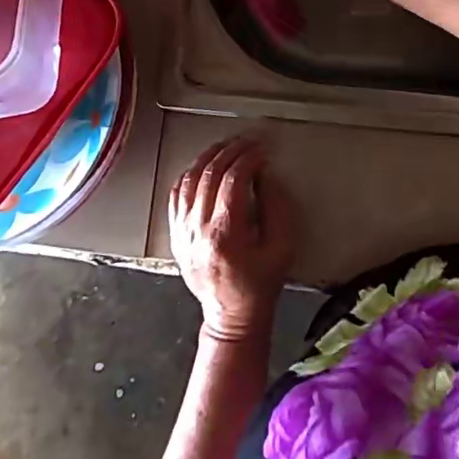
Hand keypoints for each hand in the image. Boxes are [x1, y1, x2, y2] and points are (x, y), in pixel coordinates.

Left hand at [168, 137, 295, 341]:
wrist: (232, 316)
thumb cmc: (260, 284)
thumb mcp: (282, 246)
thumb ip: (276, 207)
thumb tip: (266, 176)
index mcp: (225, 234)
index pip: (233, 180)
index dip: (249, 159)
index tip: (262, 152)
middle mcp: (198, 230)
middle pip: (210, 174)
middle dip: (231, 151)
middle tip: (247, 142)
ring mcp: (182, 233)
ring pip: (189, 180)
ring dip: (208, 157)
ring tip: (226, 146)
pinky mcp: (176, 236)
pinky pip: (176, 196)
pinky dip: (188, 175)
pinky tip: (202, 165)